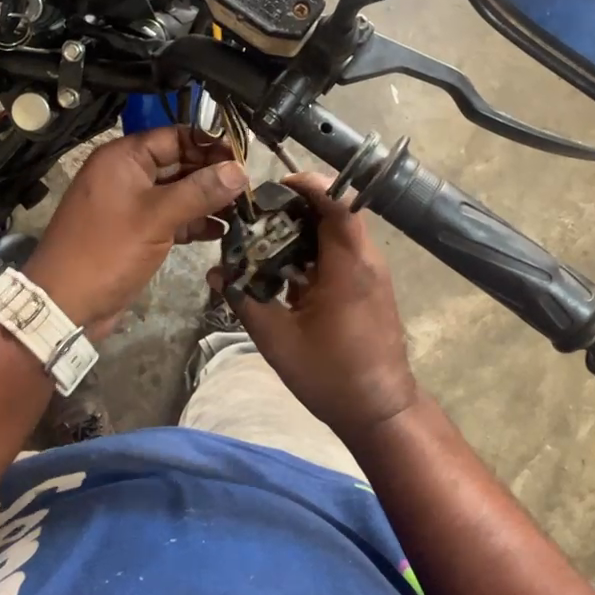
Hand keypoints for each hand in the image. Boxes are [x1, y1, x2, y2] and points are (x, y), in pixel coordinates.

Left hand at [25, 125, 248, 337]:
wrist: (65, 305)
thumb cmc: (107, 251)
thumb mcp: (157, 217)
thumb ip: (200, 192)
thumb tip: (240, 171)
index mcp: (123, 158)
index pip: (174, 136)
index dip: (209, 144)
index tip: (243, 157)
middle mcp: (126, 174)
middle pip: (178, 163)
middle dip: (212, 174)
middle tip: (249, 186)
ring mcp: (130, 204)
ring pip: (177, 192)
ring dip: (207, 200)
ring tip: (243, 209)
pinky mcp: (136, 231)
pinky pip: (171, 217)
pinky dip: (193, 222)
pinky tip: (221, 231)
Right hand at [215, 173, 419, 437]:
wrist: (380, 411)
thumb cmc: (331, 375)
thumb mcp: (277, 339)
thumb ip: (245, 299)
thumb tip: (215, 271)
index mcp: (349, 265)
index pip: (338, 201)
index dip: (308, 184)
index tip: (274, 185)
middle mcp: (365, 259)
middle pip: (335, 211)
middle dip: (297, 206)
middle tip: (258, 214)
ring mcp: (370, 272)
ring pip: (337, 231)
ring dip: (304, 228)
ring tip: (265, 238)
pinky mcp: (368, 286)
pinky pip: (341, 252)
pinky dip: (314, 250)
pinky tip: (284, 268)